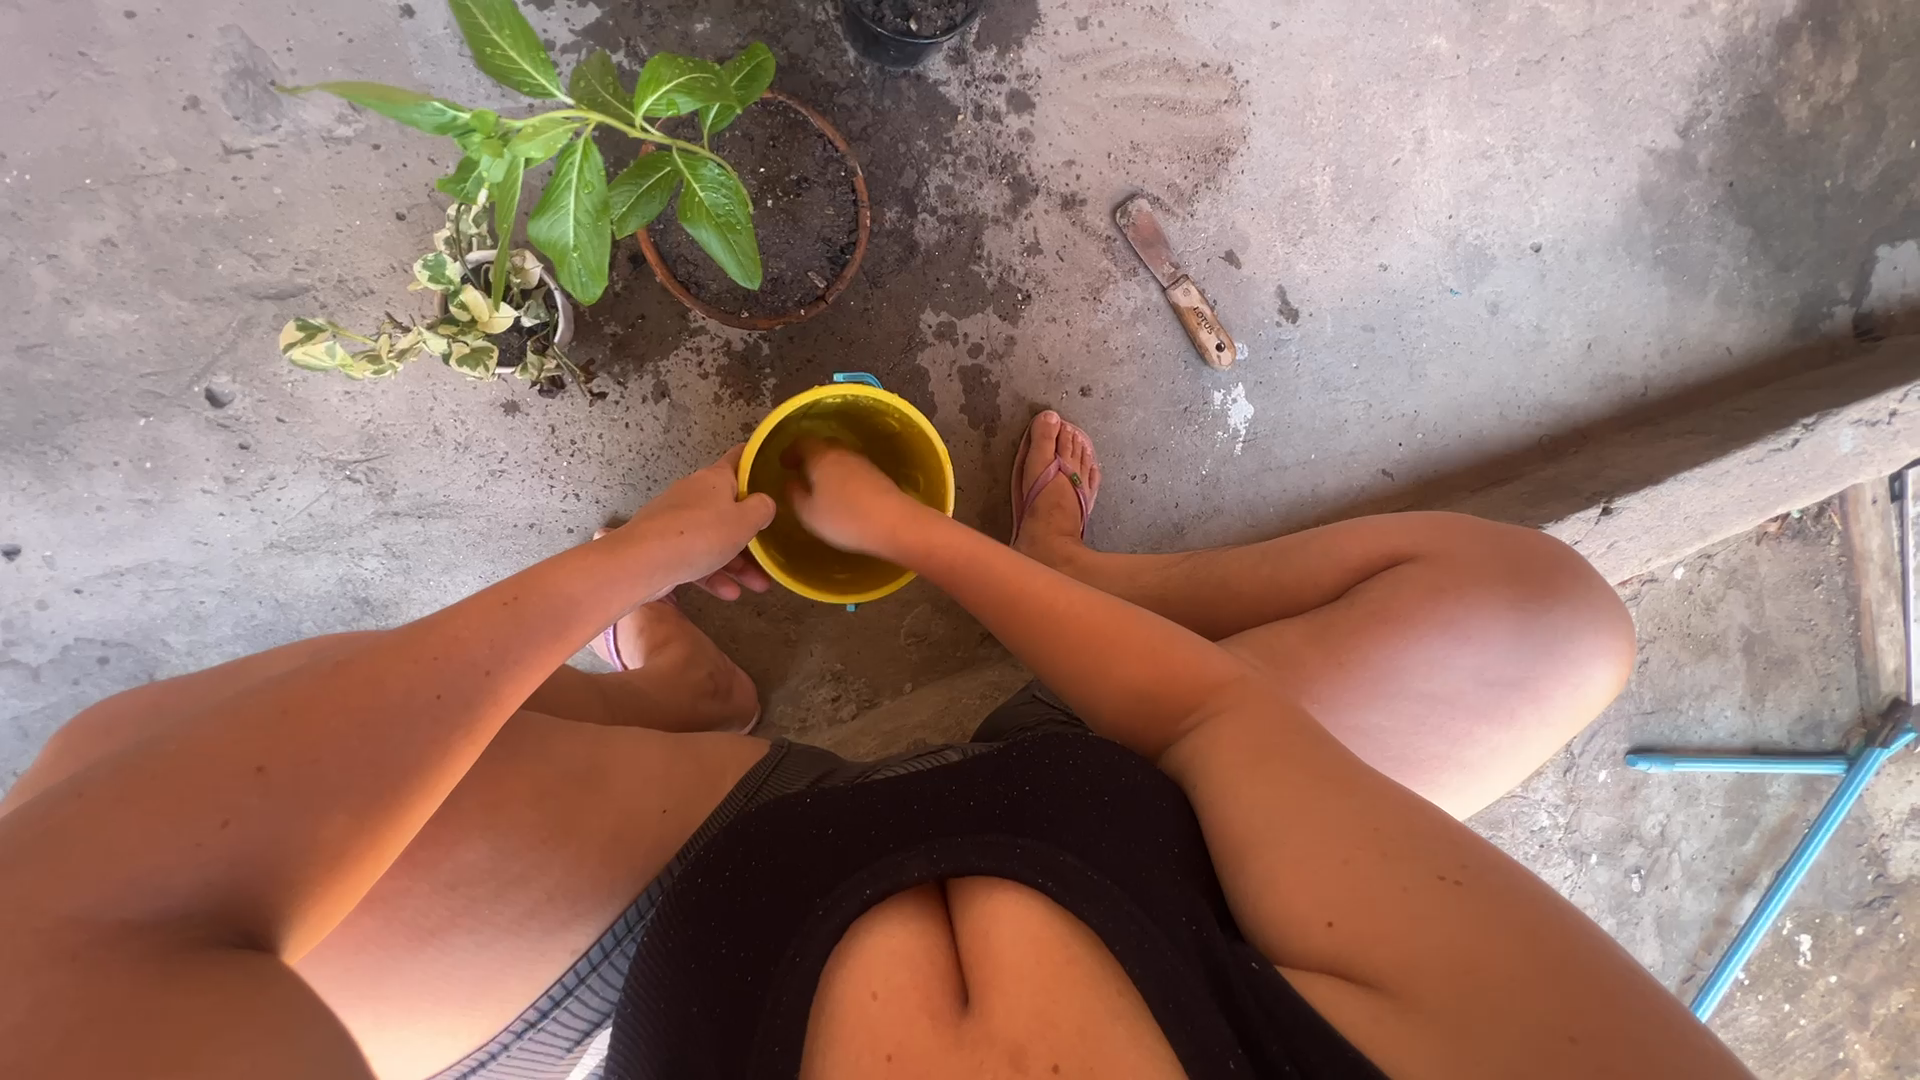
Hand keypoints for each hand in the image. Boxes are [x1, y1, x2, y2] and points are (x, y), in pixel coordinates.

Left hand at [614, 446, 775, 600]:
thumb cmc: (700, 534)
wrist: (641, 562)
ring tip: (758, 585)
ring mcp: (676, 519)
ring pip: (715, 537)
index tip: (773, 468)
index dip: (756, 460)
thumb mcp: (745, 522)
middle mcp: (695, 493)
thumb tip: (764, 502)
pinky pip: (696, 555)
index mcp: (715, 478)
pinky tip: (728, 593)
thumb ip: (763, 508)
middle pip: (730, 507)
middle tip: (770, 549)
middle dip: (751, 531)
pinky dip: (713, 573)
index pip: (739, 458)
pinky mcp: (664, 544)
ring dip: (737, 561)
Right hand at [783, 438, 929, 558]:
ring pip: (840, 458)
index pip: (801, 443)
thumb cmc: (845, 518)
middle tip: (800, 472)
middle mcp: (843, 452)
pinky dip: (843, 477)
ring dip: (828, 467)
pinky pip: (854, 470)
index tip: (783, 463)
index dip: (790, 451)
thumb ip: (794, 495)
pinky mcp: (879, 476)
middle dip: (810, 457)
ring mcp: (864, 463)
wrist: (895, 524)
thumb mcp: (808, 512)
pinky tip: (842, 494)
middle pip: (823, 446)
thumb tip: (790, 481)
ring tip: (820, 485)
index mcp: (821, 456)